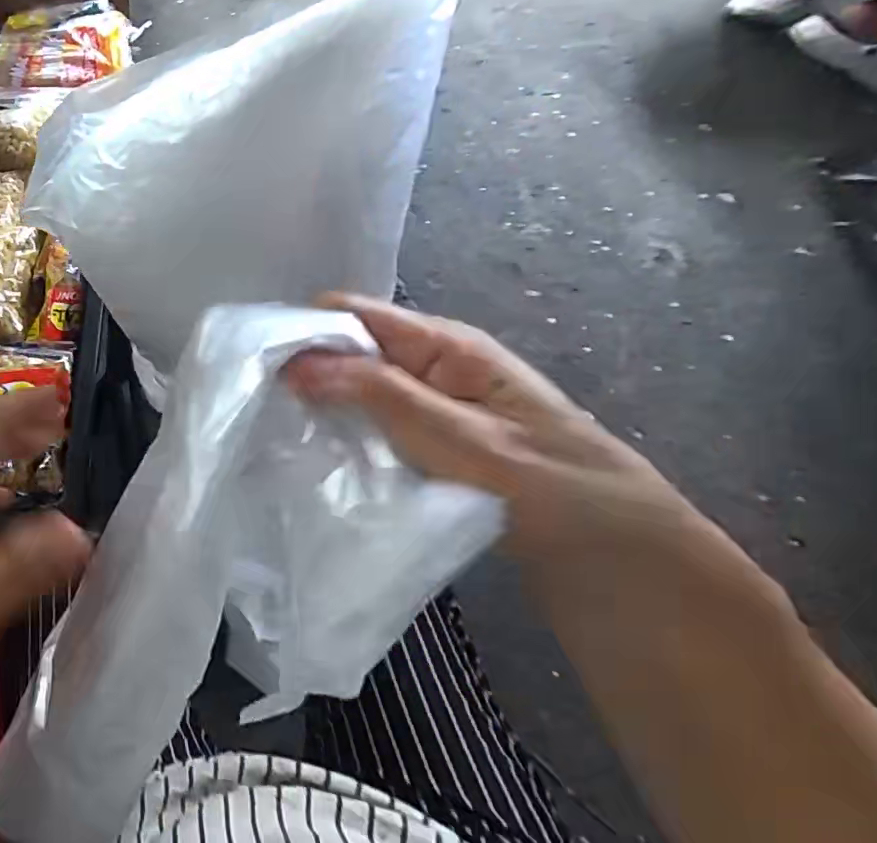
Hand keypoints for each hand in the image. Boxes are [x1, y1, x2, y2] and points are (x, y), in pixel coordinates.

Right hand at [285, 292, 692, 562]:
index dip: (303, 327)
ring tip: (270, 429)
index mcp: (443, 344)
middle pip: (348, 349)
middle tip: (254, 404)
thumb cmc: (549, 486)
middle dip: (304, 367)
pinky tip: (311, 454)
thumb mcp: (461, 436)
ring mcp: (426, 407)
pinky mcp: (423, 444)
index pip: (353, 313)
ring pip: (353, 390)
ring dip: (319, 405)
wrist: (622, 563)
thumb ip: (378, 393)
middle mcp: (429, 366)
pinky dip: (340, 434)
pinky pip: (368, 426)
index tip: (255, 362)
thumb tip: (293, 362)